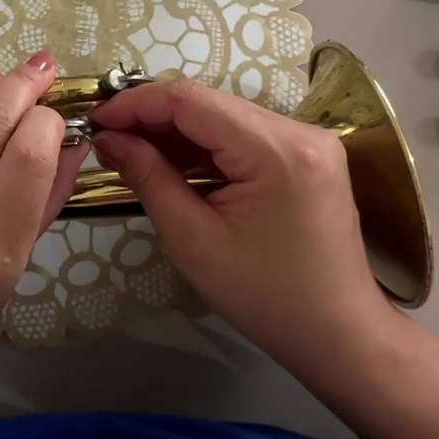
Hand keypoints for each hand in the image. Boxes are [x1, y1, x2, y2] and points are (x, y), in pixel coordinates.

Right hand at [88, 80, 393, 365]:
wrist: (341, 337)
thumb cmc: (266, 297)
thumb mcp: (193, 239)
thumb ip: (149, 177)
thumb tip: (107, 139)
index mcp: (277, 151)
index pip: (191, 101)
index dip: (136, 103)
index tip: (97, 121)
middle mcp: (299, 131)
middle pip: (206, 101)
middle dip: (151, 115)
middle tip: (108, 138)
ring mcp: (307, 140)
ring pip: (221, 114)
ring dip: (173, 128)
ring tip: (131, 150)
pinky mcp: (305, 154)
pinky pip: (240, 131)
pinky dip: (200, 142)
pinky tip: (170, 161)